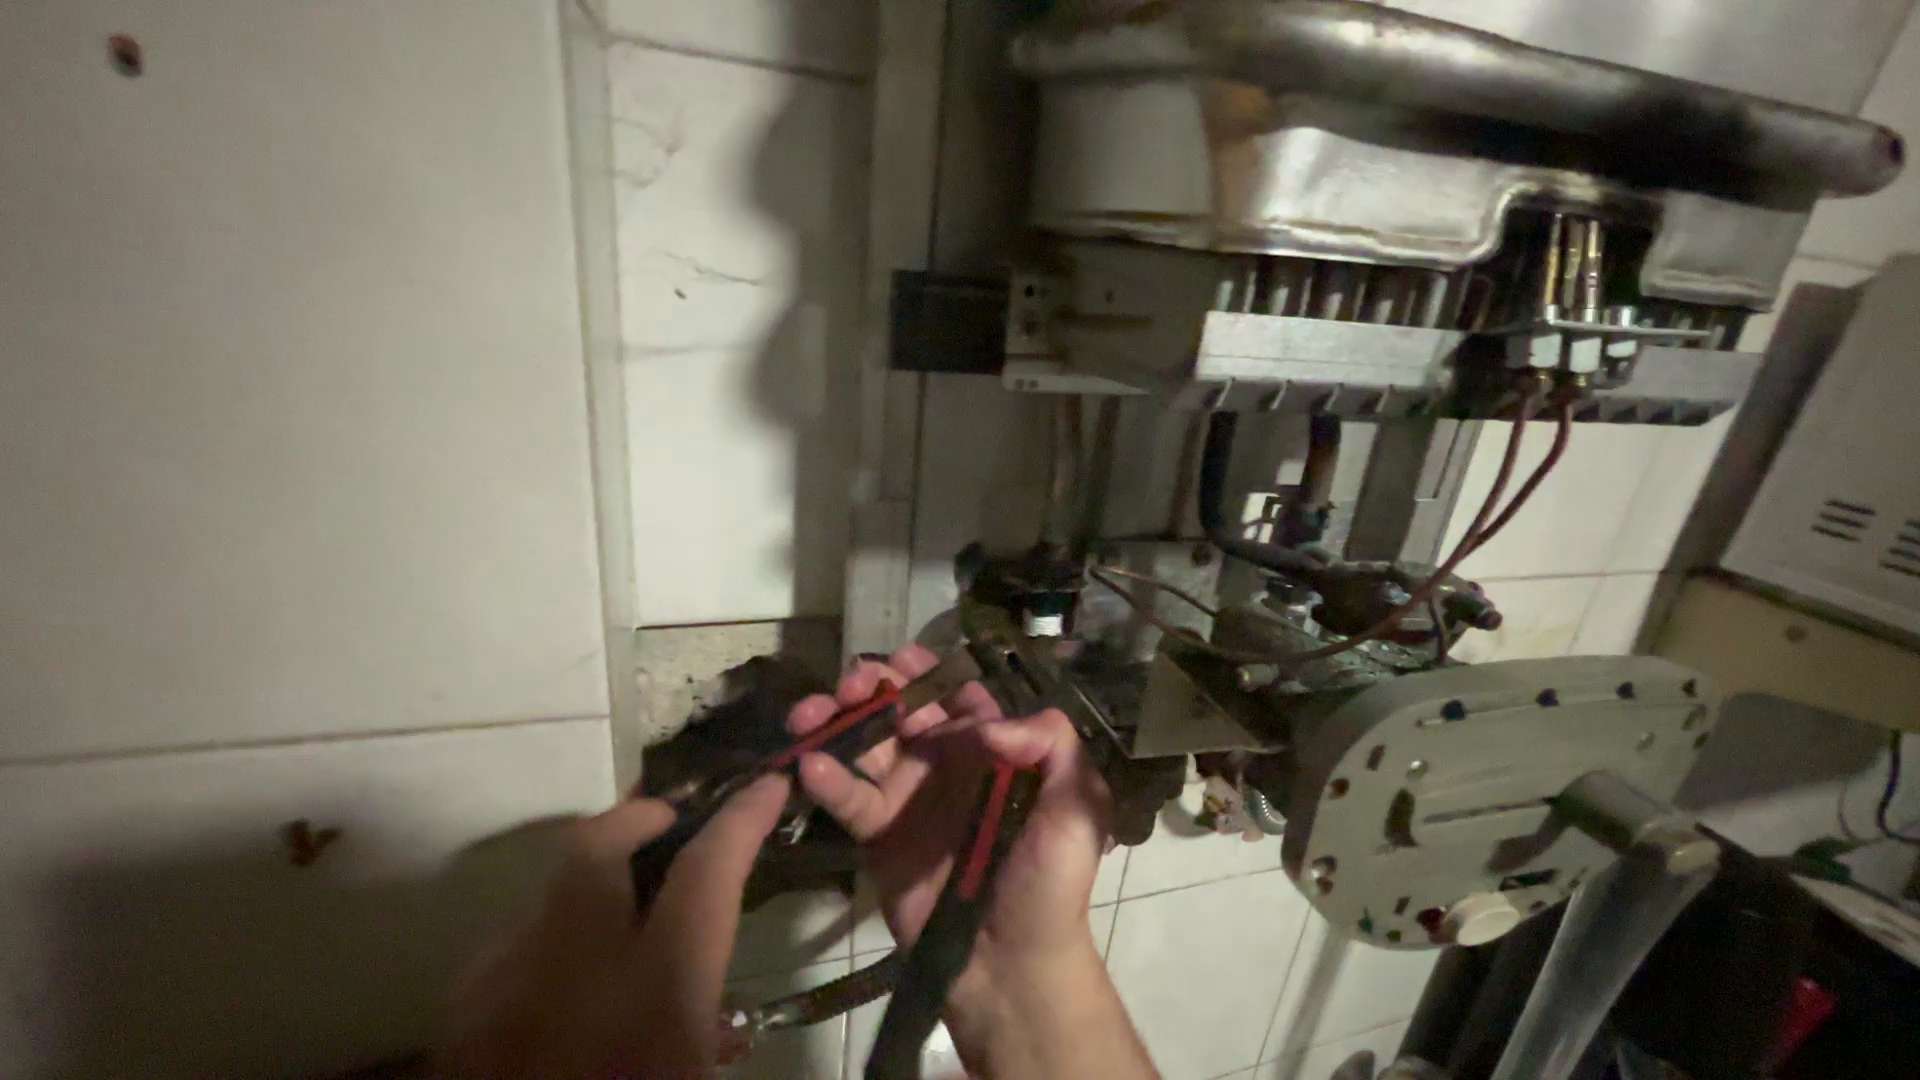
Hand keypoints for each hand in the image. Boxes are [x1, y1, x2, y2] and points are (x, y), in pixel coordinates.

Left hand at [434, 774, 790, 1079]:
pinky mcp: (455, 1028)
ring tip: (616, 914)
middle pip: (595, 848)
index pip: (706, 872)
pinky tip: (558, 987)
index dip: (742, 818)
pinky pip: (504, 955)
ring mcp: (497, 994)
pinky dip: (541, 948)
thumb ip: (706, 1040)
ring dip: (585, 887)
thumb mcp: (686, 1076)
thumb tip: (725, 1025)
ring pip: (541, 897)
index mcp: (653, 992)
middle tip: (668, 825)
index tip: (766, 785)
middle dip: (635, 819)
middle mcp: (570, 974)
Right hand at [785, 645, 1113, 970]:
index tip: (904, 661)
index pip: (955, 692)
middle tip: (854, 681)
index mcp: (989, 747)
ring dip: (836, 720)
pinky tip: (810, 768)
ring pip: (865, 742)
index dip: (928, 671)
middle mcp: (944, 761)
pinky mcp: (878, 833)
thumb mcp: (1079, 804)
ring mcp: (907, 795)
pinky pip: (849, 798)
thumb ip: (1052, 742)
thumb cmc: (1052, 880)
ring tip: (812, 713)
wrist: (1012, 961)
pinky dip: (827, 780)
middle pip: (901, 708)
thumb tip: (984, 718)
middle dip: (873, 685)